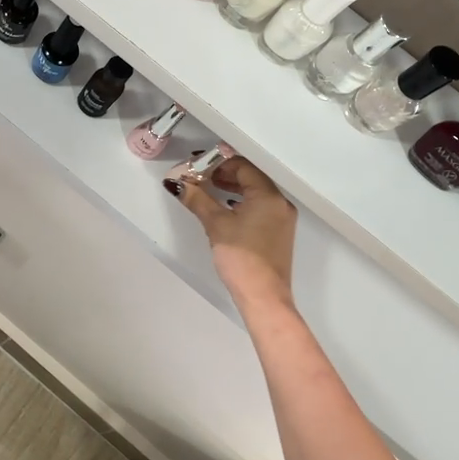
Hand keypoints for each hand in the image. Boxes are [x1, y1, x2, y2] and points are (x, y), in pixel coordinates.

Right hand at [172, 157, 296, 303]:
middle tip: (200, 175)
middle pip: (251, 177)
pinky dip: (242, 202)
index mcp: (269, 195)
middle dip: (224, 174)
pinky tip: (225, 208)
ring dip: (232, 187)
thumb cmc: (242, 257)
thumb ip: (197, 199)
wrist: (263, 296)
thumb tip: (177, 183)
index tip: (197, 165)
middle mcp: (280, 203)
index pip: (243, 166)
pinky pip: (259, 206)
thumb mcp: (216, 224)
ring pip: (255, 192)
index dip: (218, 163)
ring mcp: (281, 218)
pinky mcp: (277, 232)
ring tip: (209, 188)